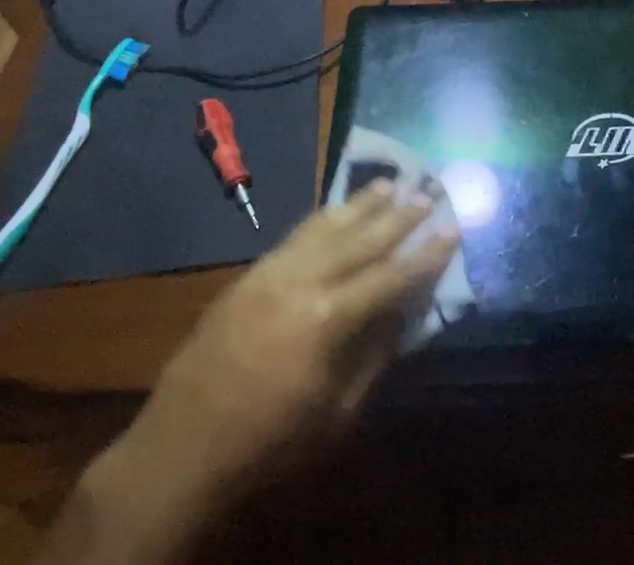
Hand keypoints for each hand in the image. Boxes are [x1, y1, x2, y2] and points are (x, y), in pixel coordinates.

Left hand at [136, 179, 459, 484]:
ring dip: (359, 206)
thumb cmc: (268, 444)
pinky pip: (292, 238)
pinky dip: (321, 220)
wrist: (180, 450)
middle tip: (427, 192)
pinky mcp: (246, 279)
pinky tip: (336, 210)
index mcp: (326, 320)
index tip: (453, 228)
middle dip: (397, 217)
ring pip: (323, 229)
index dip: (425, 255)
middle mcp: (298, 284)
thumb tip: (404, 315)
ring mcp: (268, 276)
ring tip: (388, 183)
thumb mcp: (336, 412)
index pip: (389, 278)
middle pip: (359, 241)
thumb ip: (373, 356)